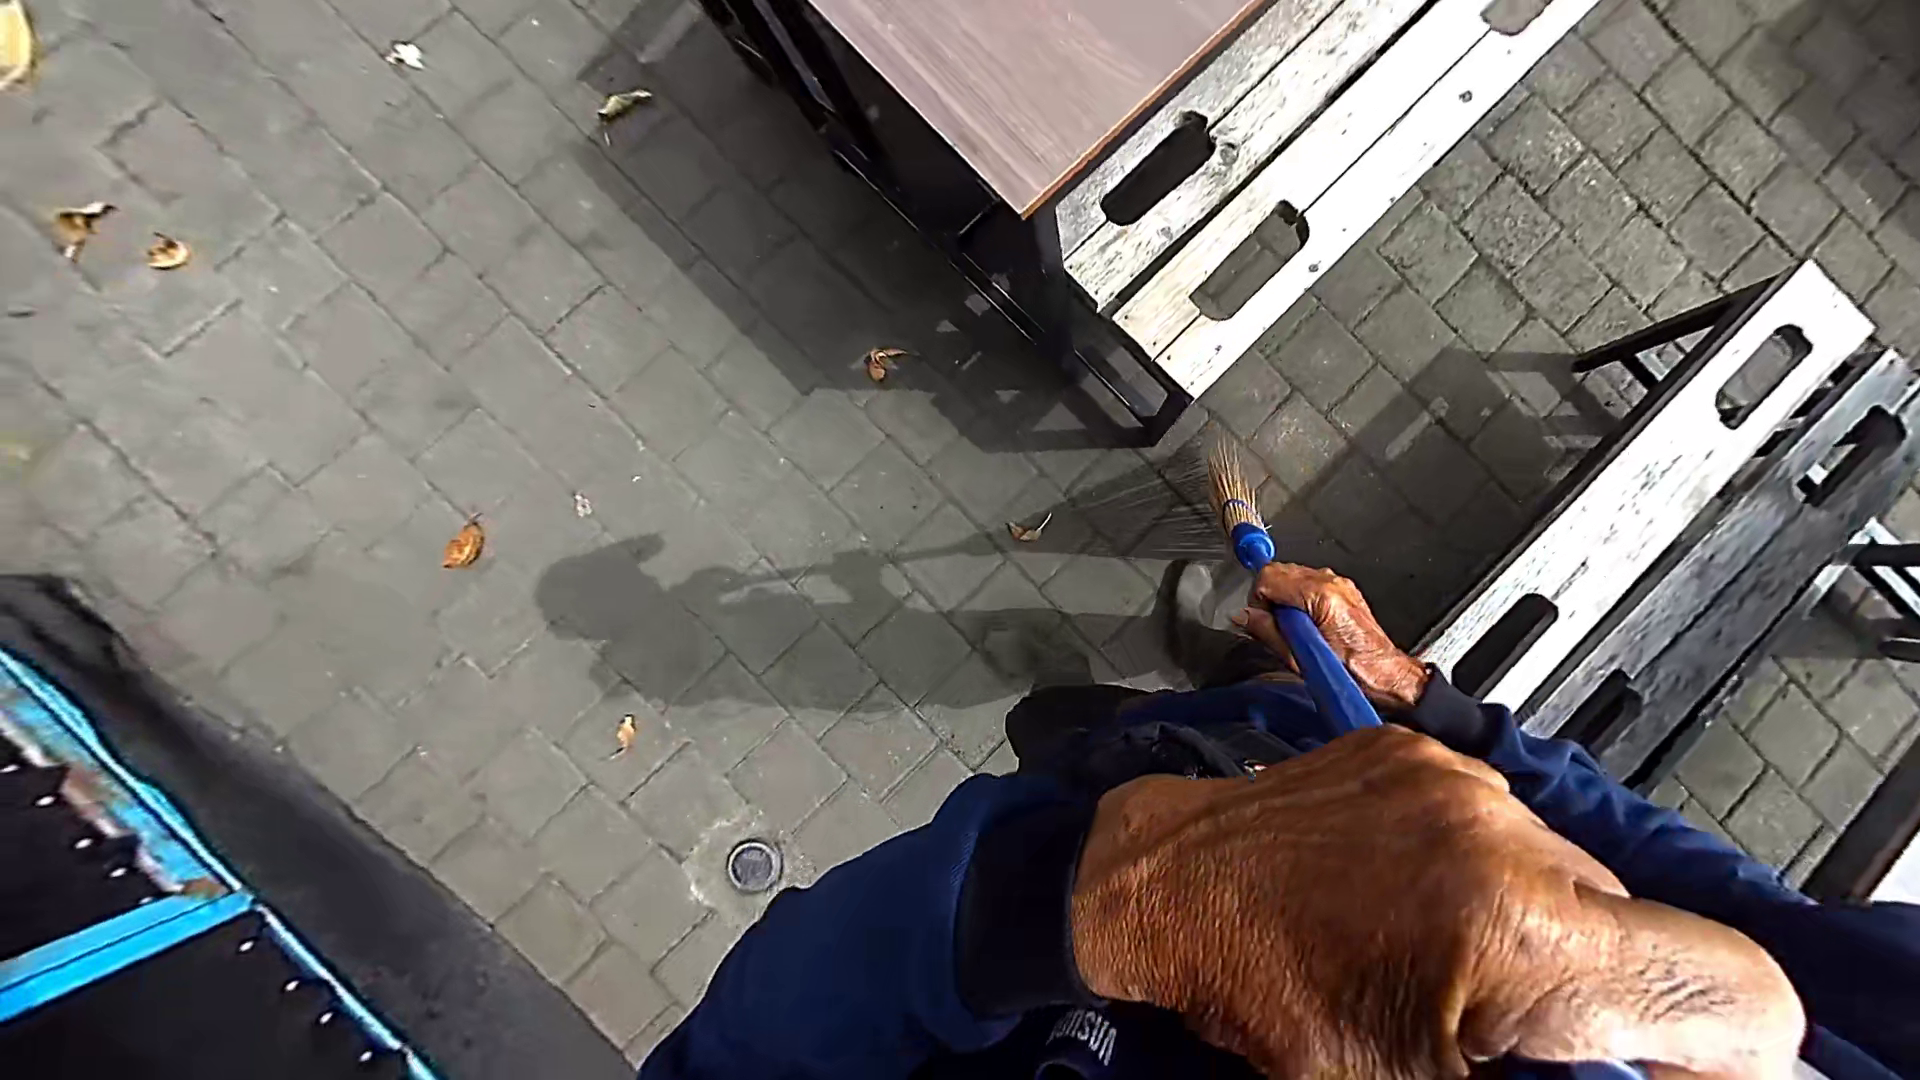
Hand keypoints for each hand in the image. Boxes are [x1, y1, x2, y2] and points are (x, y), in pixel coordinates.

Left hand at [1070, 727, 1803, 1079]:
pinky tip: (1397, 877)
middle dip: (1592, 977)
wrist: (1168, 876)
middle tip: (1499, 1005)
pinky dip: (1470, 854)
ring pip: (1559, 866)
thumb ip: (1554, 1076)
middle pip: (1634, 921)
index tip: (1641, 1060)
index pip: (1737, 987)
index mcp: (1517, 924)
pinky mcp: (1395, 745)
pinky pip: (1487, 814)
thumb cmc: (1268, 989)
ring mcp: (1438, 770)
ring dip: (1526, 911)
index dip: (1716, 1045)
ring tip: (1428, 933)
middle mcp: (1493, 824)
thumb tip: (1637, 1059)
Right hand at [1231, 563, 1428, 710]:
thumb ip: (1266, 631)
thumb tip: (1243, 616)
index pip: (1268, 577)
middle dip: (1267, 596)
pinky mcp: (1341, 588)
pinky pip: (1305, 581)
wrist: (1387, 676)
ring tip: (1292, 625)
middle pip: (1277, 571)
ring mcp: (1337, 583)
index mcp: (1320, 596)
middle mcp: (1330, 583)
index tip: (1261, 619)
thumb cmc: (1352, 672)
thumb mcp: (1297, 658)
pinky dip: (1296, 595)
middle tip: (1275, 623)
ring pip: (1290, 573)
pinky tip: (1304, 620)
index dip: (1257, 599)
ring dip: (1282, 595)